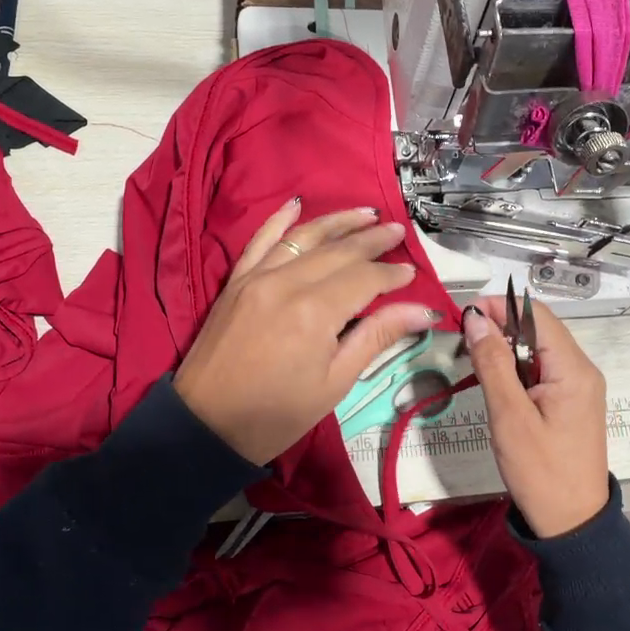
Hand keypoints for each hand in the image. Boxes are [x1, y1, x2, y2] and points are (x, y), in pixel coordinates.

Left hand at [174, 199, 438, 463]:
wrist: (206, 425)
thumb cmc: (277, 414)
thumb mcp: (334, 383)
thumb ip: (376, 337)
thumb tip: (423, 310)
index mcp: (315, 312)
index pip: (364, 279)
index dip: (391, 275)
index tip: (412, 273)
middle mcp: (286, 283)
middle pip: (338, 251)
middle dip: (372, 240)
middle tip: (398, 232)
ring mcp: (257, 278)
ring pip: (304, 237)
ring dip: (337, 222)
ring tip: (366, 213)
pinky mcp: (235, 282)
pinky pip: (260, 240)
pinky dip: (279, 220)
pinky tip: (296, 205)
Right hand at [460, 295, 608, 537]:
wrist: (572, 523)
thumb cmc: (540, 471)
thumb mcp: (509, 417)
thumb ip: (492, 363)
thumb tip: (475, 318)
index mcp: (573, 369)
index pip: (536, 314)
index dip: (499, 306)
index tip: (463, 315)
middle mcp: (582, 369)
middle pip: (538, 328)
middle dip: (499, 325)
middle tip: (462, 340)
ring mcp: (578, 386)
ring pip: (538, 348)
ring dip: (505, 347)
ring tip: (472, 359)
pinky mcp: (571, 402)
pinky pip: (542, 370)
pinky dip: (516, 368)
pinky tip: (494, 381)